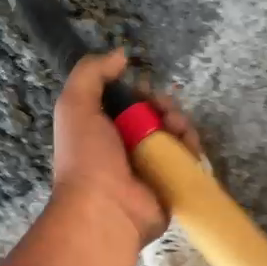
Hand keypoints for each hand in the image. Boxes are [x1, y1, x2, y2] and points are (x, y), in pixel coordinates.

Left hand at [52, 50, 203, 245]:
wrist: (104, 210)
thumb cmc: (86, 157)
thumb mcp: (75, 104)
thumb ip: (92, 73)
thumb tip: (121, 55)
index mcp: (101, 130)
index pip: (128, 102)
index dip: (140, 91)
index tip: (144, 91)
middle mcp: (125, 148)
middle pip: (155, 116)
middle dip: (164, 105)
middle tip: (165, 112)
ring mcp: (149, 169)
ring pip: (174, 135)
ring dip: (180, 124)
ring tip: (177, 128)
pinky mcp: (170, 185)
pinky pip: (187, 160)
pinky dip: (191, 149)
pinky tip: (188, 146)